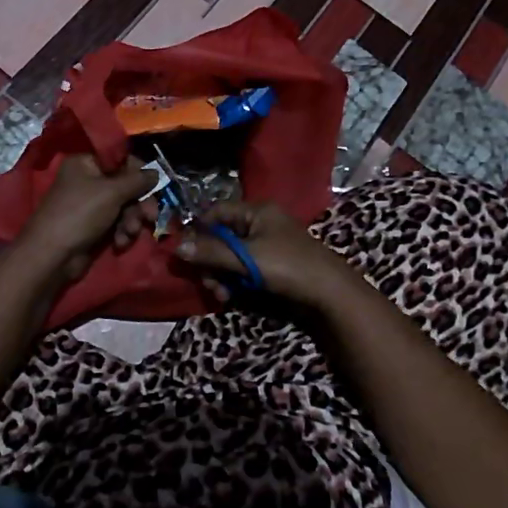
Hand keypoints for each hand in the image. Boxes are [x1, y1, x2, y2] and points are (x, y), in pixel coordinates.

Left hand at [19, 154, 157, 274]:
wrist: (53, 255)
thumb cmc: (80, 214)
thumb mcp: (112, 192)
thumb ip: (137, 180)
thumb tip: (156, 172)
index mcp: (86, 162)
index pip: (120, 158)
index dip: (138, 172)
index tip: (153, 185)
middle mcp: (88, 179)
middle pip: (125, 184)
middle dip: (138, 202)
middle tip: (149, 216)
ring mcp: (90, 203)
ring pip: (124, 205)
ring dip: (131, 219)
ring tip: (130, 232)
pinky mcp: (93, 224)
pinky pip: (116, 221)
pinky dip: (121, 231)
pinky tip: (120, 242)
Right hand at [172, 200, 352, 309]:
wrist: (331, 295)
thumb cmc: (288, 267)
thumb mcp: (246, 259)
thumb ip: (211, 252)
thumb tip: (176, 246)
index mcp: (257, 211)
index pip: (216, 211)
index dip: (198, 229)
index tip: (186, 251)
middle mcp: (261, 223)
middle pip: (221, 236)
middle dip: (210, 260)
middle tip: (207, 281)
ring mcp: (267, 245)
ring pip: (231, 255)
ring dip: (220, 274)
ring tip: (220, 294)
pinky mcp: (272, 265)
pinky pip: (244, 267)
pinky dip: (234, 280)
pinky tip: (231, 296)